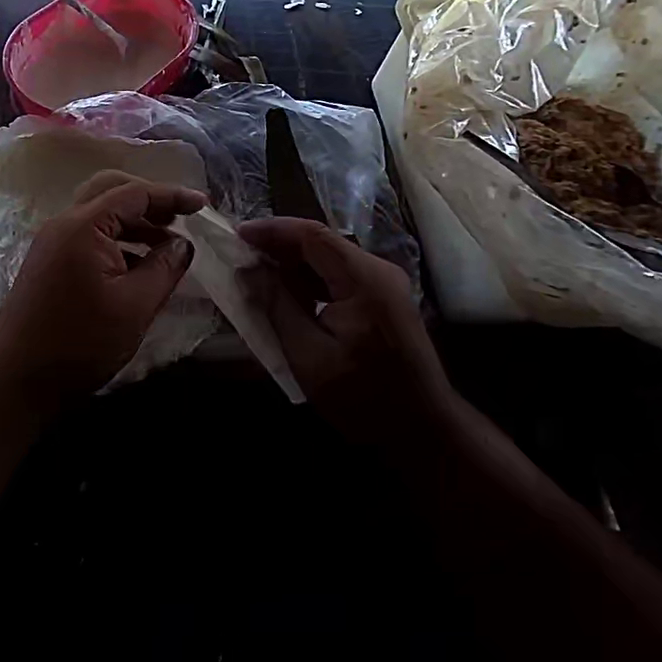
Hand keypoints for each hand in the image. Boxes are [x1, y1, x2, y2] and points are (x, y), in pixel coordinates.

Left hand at [0, 170, 204, 415]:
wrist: (15, 379)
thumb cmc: (79, 342)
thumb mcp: (134, 306)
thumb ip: (163, 268)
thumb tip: (183, 245)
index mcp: (83, 226)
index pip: (133, 193)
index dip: (171, 196)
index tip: (203, 205)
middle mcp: (63, 224)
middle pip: (110, 191)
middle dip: (149, 201)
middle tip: (182, 218)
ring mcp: (52, 243)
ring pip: (98, 214)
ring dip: (134, 222)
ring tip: (168, 244)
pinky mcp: (49, 263)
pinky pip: (88, 237)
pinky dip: (116, 241)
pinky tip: (139, 265)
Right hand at [238, 217, 456, 446]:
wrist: (424, 432)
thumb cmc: (363, 397)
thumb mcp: (308, 355)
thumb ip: (277, 306)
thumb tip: (249, 271)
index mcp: (364, 280)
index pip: (312, 235)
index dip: (271, 230)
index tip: (237, 235)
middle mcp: (378, 272)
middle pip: (321, 243)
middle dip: (278, 246)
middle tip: (240, 255)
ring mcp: (384, 285)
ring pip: (328, 259)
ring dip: (291, 264)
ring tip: (255, 274)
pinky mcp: (383, 300)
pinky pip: (339, 277)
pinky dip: (309, 280)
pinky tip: (285, 295)